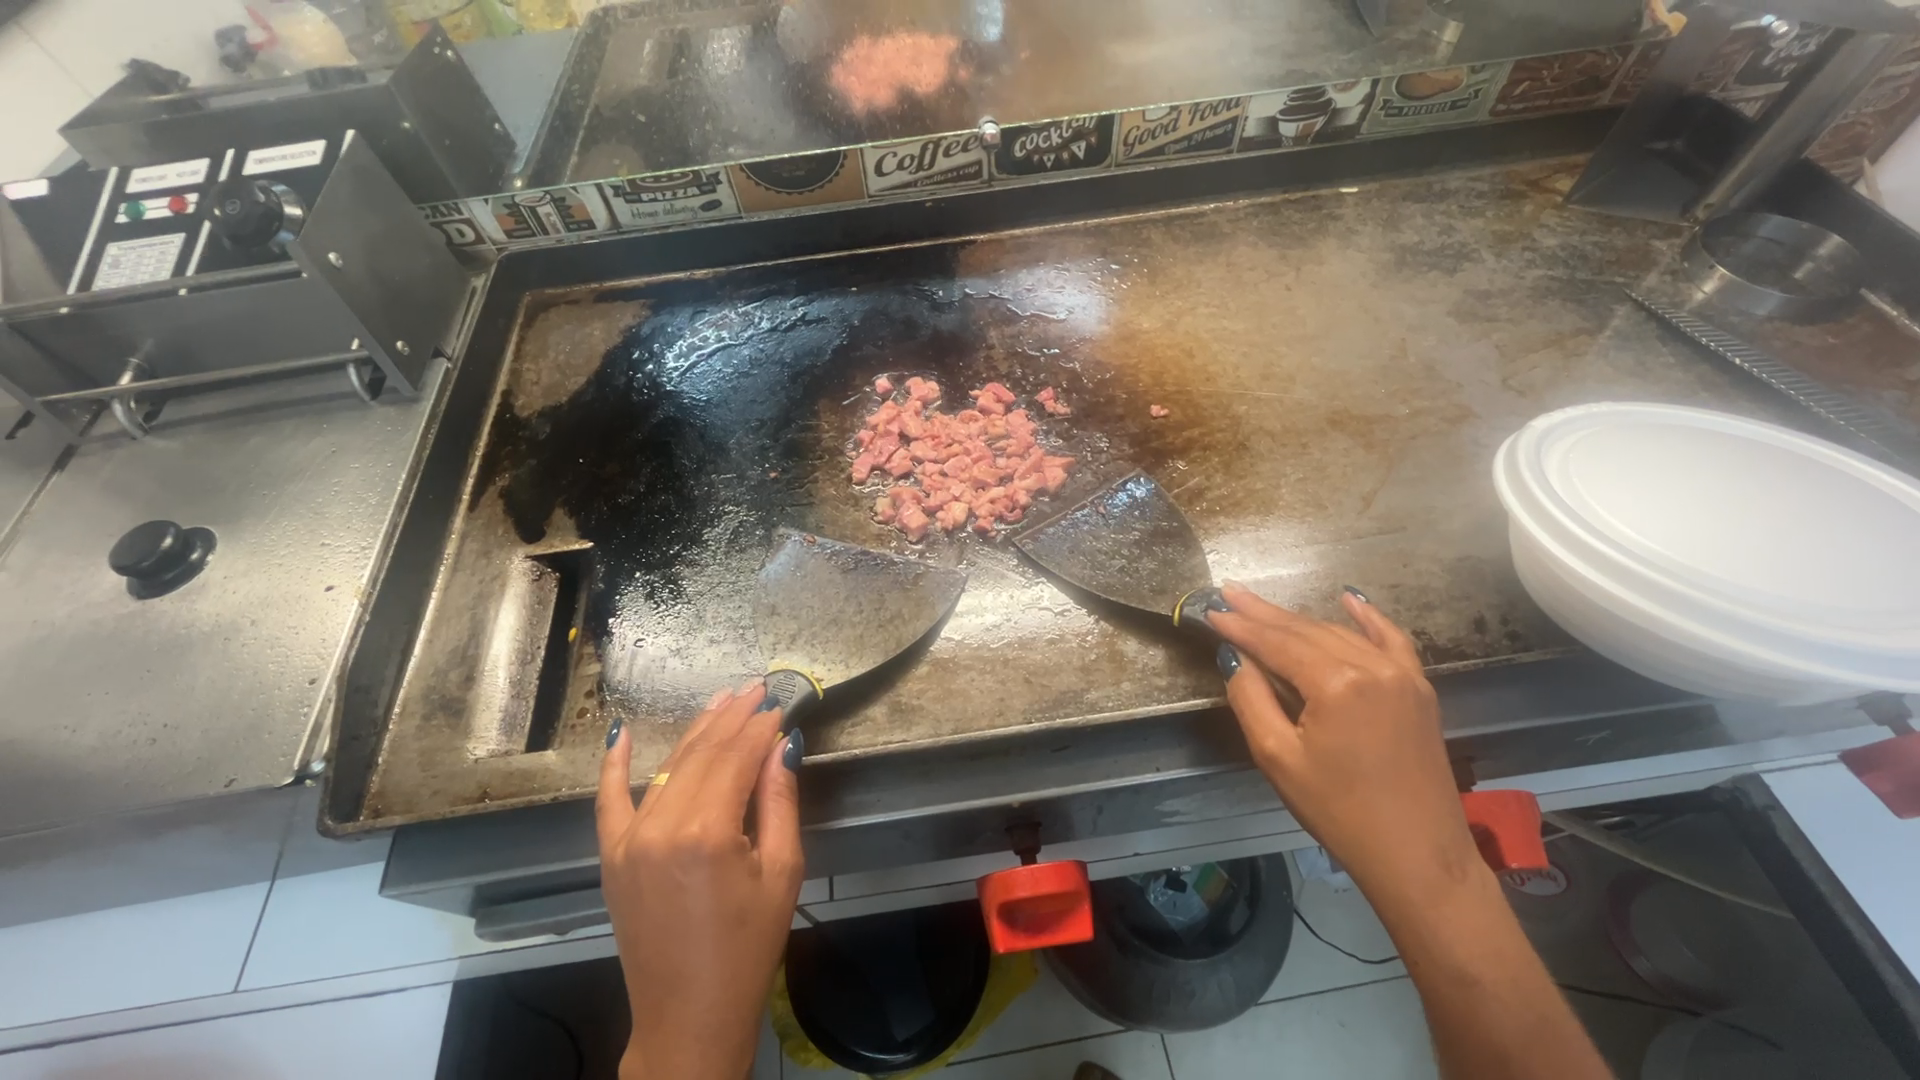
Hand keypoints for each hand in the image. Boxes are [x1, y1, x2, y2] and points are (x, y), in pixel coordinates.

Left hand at [596, 682, 805, 1079]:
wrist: (689, 1014)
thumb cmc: (749, 948)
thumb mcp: (782, 873)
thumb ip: (778, 802)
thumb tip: (782, 745)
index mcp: (707, 833)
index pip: (737, 758)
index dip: (760, 728)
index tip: (780, 704)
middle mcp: (661, 826)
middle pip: (702, 754)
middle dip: (732, 718)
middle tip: (756, 688)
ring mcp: (629, 840)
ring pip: (666, 767)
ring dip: (696, 731)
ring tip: (722, 699)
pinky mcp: (611, 856)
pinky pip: (608, 801)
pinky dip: (613, 765)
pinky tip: (620, 732)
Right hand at [1207, 585, 1480, 909]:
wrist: (1417, 855)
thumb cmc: (1338, 811)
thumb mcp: (1278, 758)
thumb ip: (1251, 699)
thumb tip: (1234, 658)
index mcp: (1336, 683)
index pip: (1276, 643)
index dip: (1240, 626)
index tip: (1211, 610)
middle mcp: (1372, 666)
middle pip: (1306, 630)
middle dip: (1264, 614)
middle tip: (1228, 593)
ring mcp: (1402, 675)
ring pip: (1340, 634)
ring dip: (1300, 620)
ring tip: (1263, 608)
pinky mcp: (1419, 690)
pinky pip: (1392, 641)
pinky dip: (1368, 618)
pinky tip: (1349, 599)